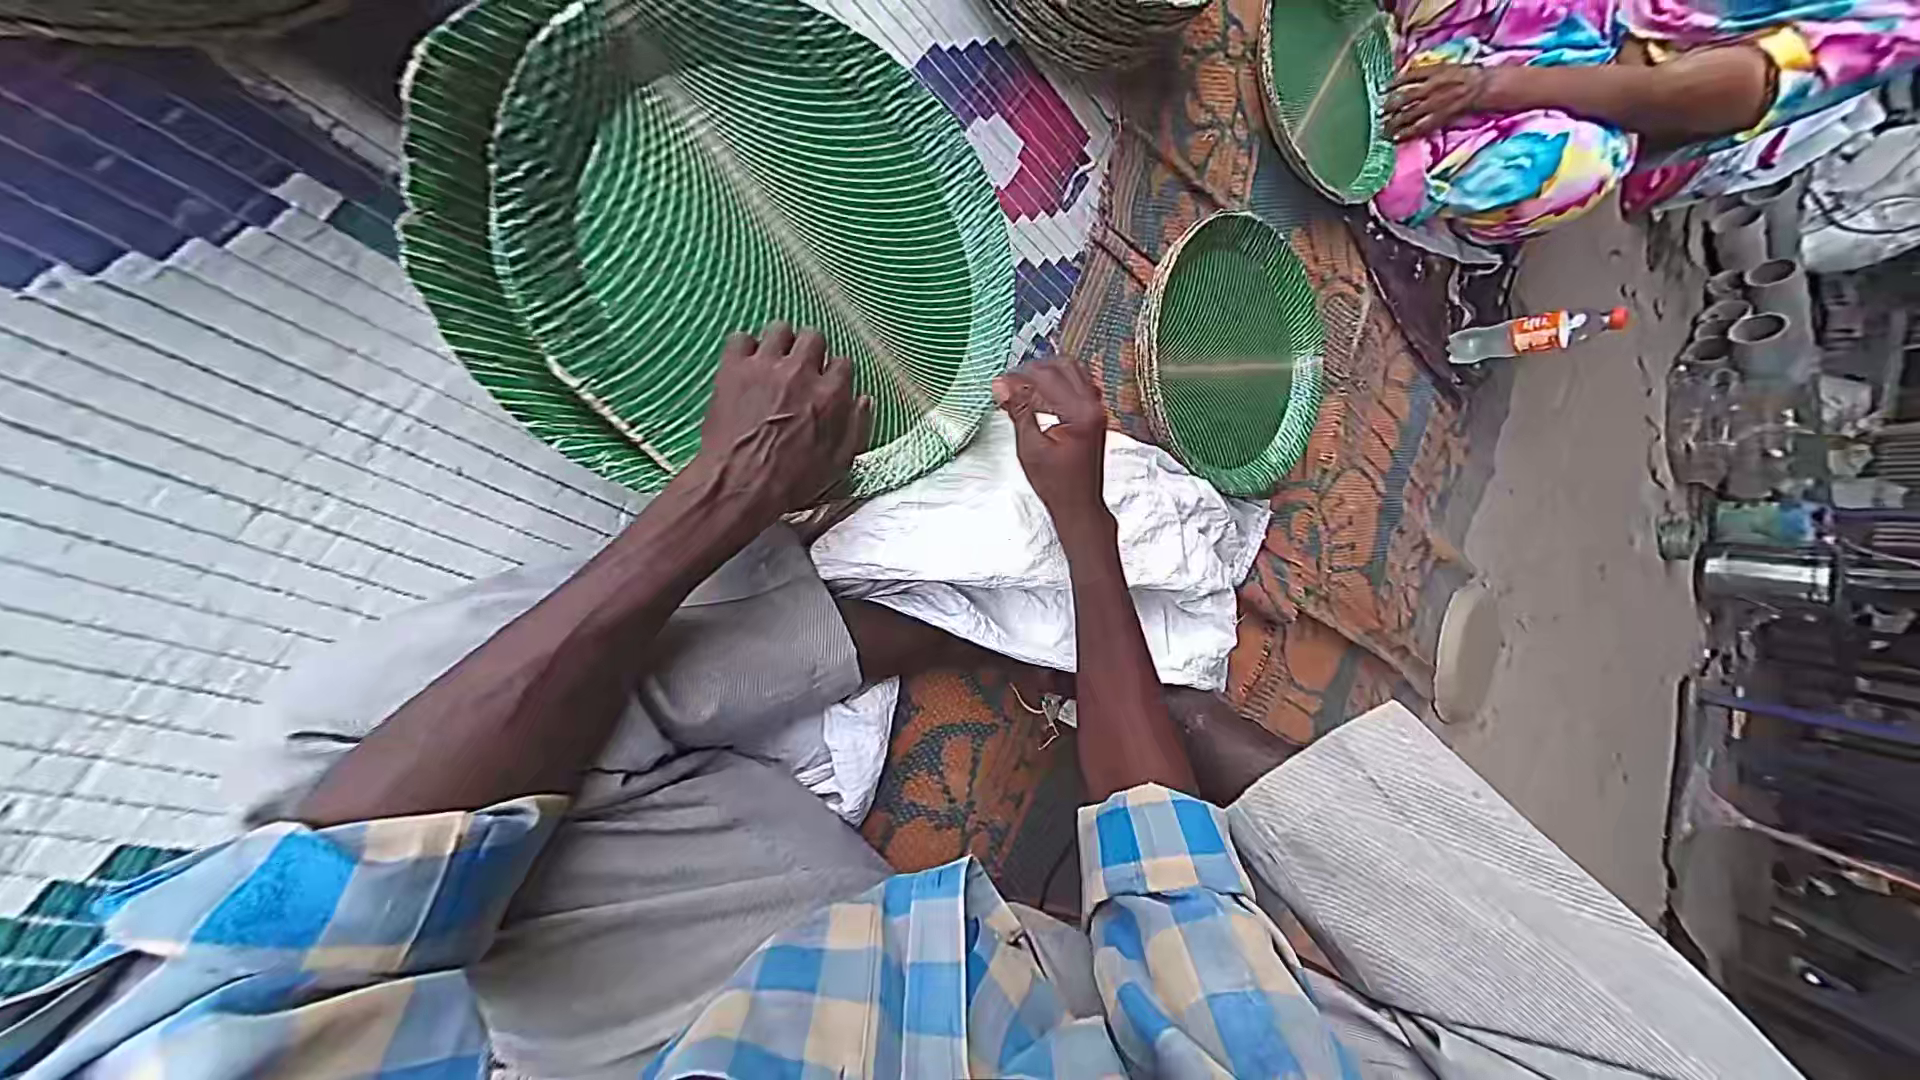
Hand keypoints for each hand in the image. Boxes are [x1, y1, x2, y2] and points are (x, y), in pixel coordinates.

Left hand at [691, 321, 871, 514]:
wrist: (740, 483)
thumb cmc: (792, 479)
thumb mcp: (838, 462)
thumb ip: (856, 426)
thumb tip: (863, 400)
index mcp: (831, 395)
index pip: (843, 363)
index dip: (835, 374)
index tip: (827, 385)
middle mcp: (801, 372)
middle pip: (813, 337)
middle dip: (811, 351)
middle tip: (802, 369)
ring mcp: (765, 366)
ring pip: (779, 329)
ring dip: (781, 343)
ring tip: (775, 361)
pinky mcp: (733, 367)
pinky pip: (741, 338)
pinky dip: (745, 349)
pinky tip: (747, 366)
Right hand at [993, 357, 1109, 531]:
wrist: (1078, 504)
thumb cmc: (1058, 485)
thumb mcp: (1030, 448)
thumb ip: (1018, 411)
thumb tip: (1003, 385)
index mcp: (1081, 413)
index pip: (1047, 377)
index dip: (1020, 376)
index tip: (1001, 382)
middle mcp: (1094, 406)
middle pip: (1063, 365)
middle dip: (1033, 369)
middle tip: (1010, 381)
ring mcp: (1097, 409)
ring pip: (1073, 371)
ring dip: (1046, 373)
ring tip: (1022, 387)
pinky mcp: (1095, 414)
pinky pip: (1078, 385)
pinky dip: (1057, 383)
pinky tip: (1039, 396)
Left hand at [1383, 62, 1491, 140]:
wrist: (1479, 86)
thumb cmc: (1459, 75)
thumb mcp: (1443, 66)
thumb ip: (1423, 72)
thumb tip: (1400, 78)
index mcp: (1435, 72)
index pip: (1410, 76)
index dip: (1394, 83)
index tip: (1383, 89)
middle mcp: (1433, 88)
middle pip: (1405, 98)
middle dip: (1389, 106)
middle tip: (1380, 112)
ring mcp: (1434, 105)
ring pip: (1408, 115)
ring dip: (1392, 123)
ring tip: (1383, 128)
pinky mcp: (1437, 118)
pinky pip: (1418, 128)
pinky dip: (1405, 134)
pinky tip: (1395, 138)